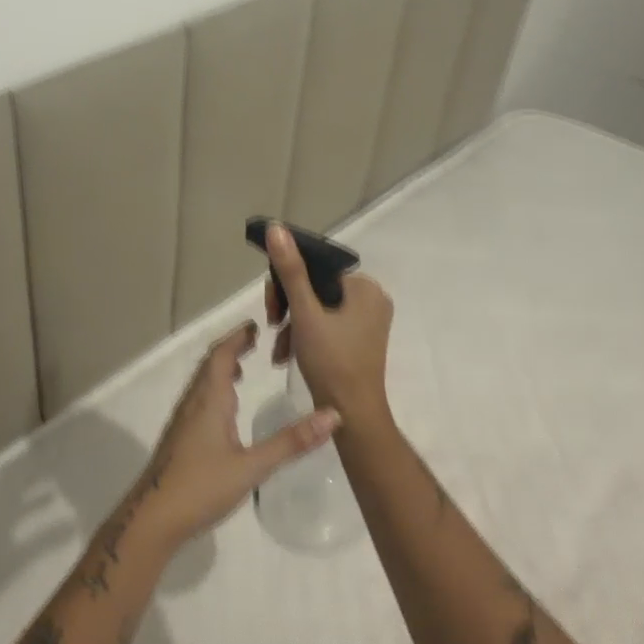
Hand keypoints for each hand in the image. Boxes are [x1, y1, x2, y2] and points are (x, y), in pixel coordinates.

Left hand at [128, 320, 341, 547]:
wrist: (152, 517)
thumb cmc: (201, 486)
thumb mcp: (252, 467)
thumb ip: (291, 442)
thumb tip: (333, 415)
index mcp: (209, 401)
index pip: (221, 356)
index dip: (237, 338)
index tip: (255, 326)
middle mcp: (193, 403)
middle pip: (209, 365)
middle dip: (230, 350)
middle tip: (254, 342)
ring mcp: (182, 422)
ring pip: (201, 384)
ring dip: (220, 370)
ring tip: (243, 371)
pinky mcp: (179, 439)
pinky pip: (197, 401)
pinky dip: (214, 392)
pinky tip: (225, 414)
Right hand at [265, 222, 393, 419]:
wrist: (352, 416)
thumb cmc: (331, 362)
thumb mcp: (305, 314)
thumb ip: (290, 271)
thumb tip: (276, 228)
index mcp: (365, 288)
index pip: (316, 269)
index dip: (287, 284)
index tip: (271, 309)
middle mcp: (372, 300)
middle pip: (315, 288)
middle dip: (289, 308)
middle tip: (272, 328)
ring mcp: (368, 322)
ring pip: (317, 309)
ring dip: (292, 325)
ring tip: (278, 350)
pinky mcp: (360, 341)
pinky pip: (326, 325)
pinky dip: (305, 336)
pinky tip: (288, 355)